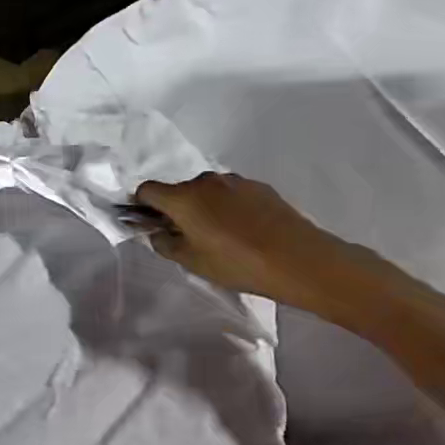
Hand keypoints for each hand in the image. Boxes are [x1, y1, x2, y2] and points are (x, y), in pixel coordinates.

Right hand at [135, 174, 363, 309]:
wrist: (302, 260)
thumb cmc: (238, 263)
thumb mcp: (192, 262)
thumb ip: (164, 243)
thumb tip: (157, 232)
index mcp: (182, 197)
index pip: (146, 190)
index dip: (143, 206)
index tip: (152, 225)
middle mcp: (205, 181)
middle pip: (178, 190)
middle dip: (177, 209)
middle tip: (189, 236)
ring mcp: (235, 181)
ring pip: (207, 191)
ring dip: (205, 207)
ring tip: (222, 235)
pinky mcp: (260, 187)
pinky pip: (232, 194)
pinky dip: (229, 207)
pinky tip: (245, 230)